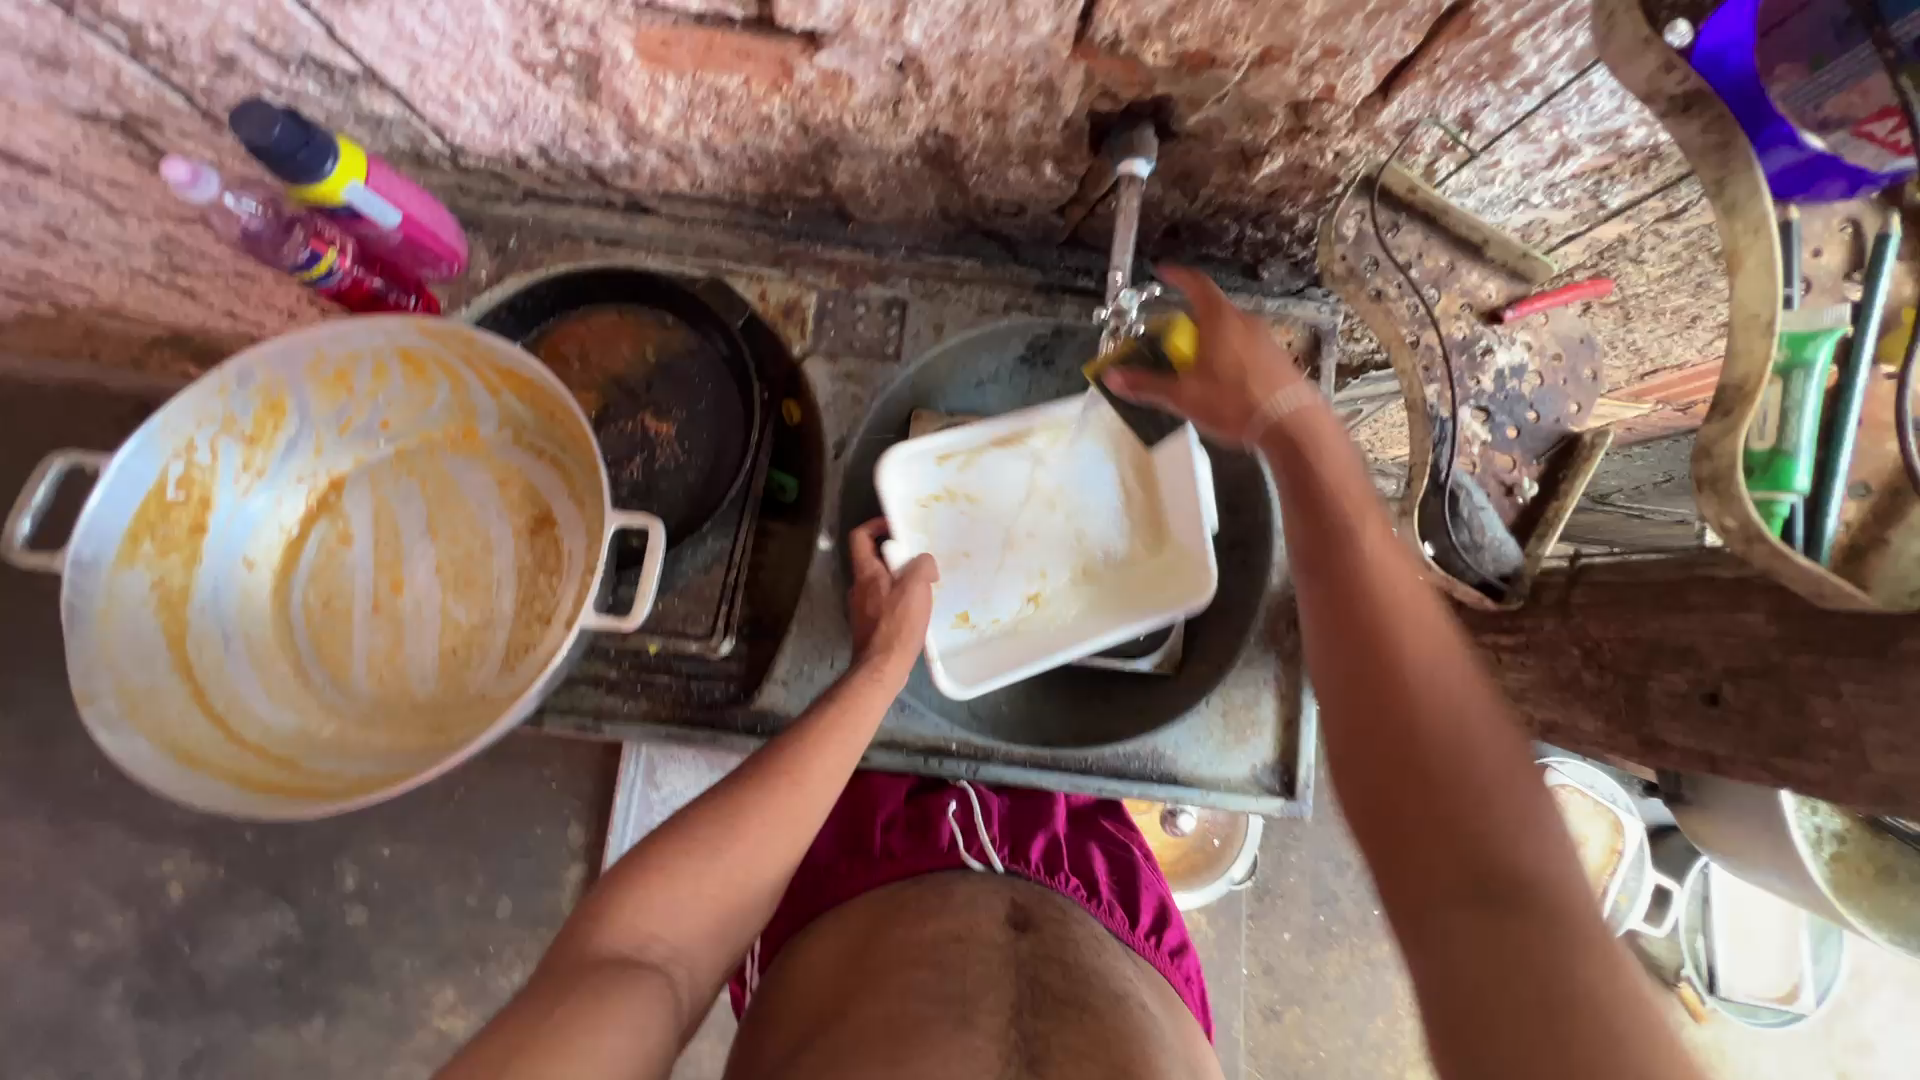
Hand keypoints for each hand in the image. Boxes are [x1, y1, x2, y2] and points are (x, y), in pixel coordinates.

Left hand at [846, 517, 937, 678]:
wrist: (882, 668)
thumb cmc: (897, 625)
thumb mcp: (916, 587)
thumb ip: (922, 566)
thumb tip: (925, 563)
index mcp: (865, 573)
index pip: (860, 536)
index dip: (876, 525)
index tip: (896, 527)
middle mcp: (858, 587)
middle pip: (873, 560)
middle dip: (897, 557)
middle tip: (919, 562)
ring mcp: (861, 608)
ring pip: (880, 583)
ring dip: (900, 580)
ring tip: (923, 588)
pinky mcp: (869, 625)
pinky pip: (884, 603)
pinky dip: (899, 600)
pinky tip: (916, 611)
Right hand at [1102, 264, 1314, 445]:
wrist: (1291, 424)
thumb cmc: (1233, 402)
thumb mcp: (1183, 396)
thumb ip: (1146, 384)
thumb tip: (1111, 377)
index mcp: (1219, 319)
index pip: (1196, 284)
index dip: (1177, 275)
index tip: (1162, 272)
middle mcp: (1244, 320)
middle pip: (1211, 310)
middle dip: (1187, 321)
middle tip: (1170, 340)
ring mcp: (1265, 338)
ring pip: (1228, 330)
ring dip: (1208, 340)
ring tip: (1193, 365)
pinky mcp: (1277, 357)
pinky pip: (1244, 347)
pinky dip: (1227, 354)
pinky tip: (1222, 381)